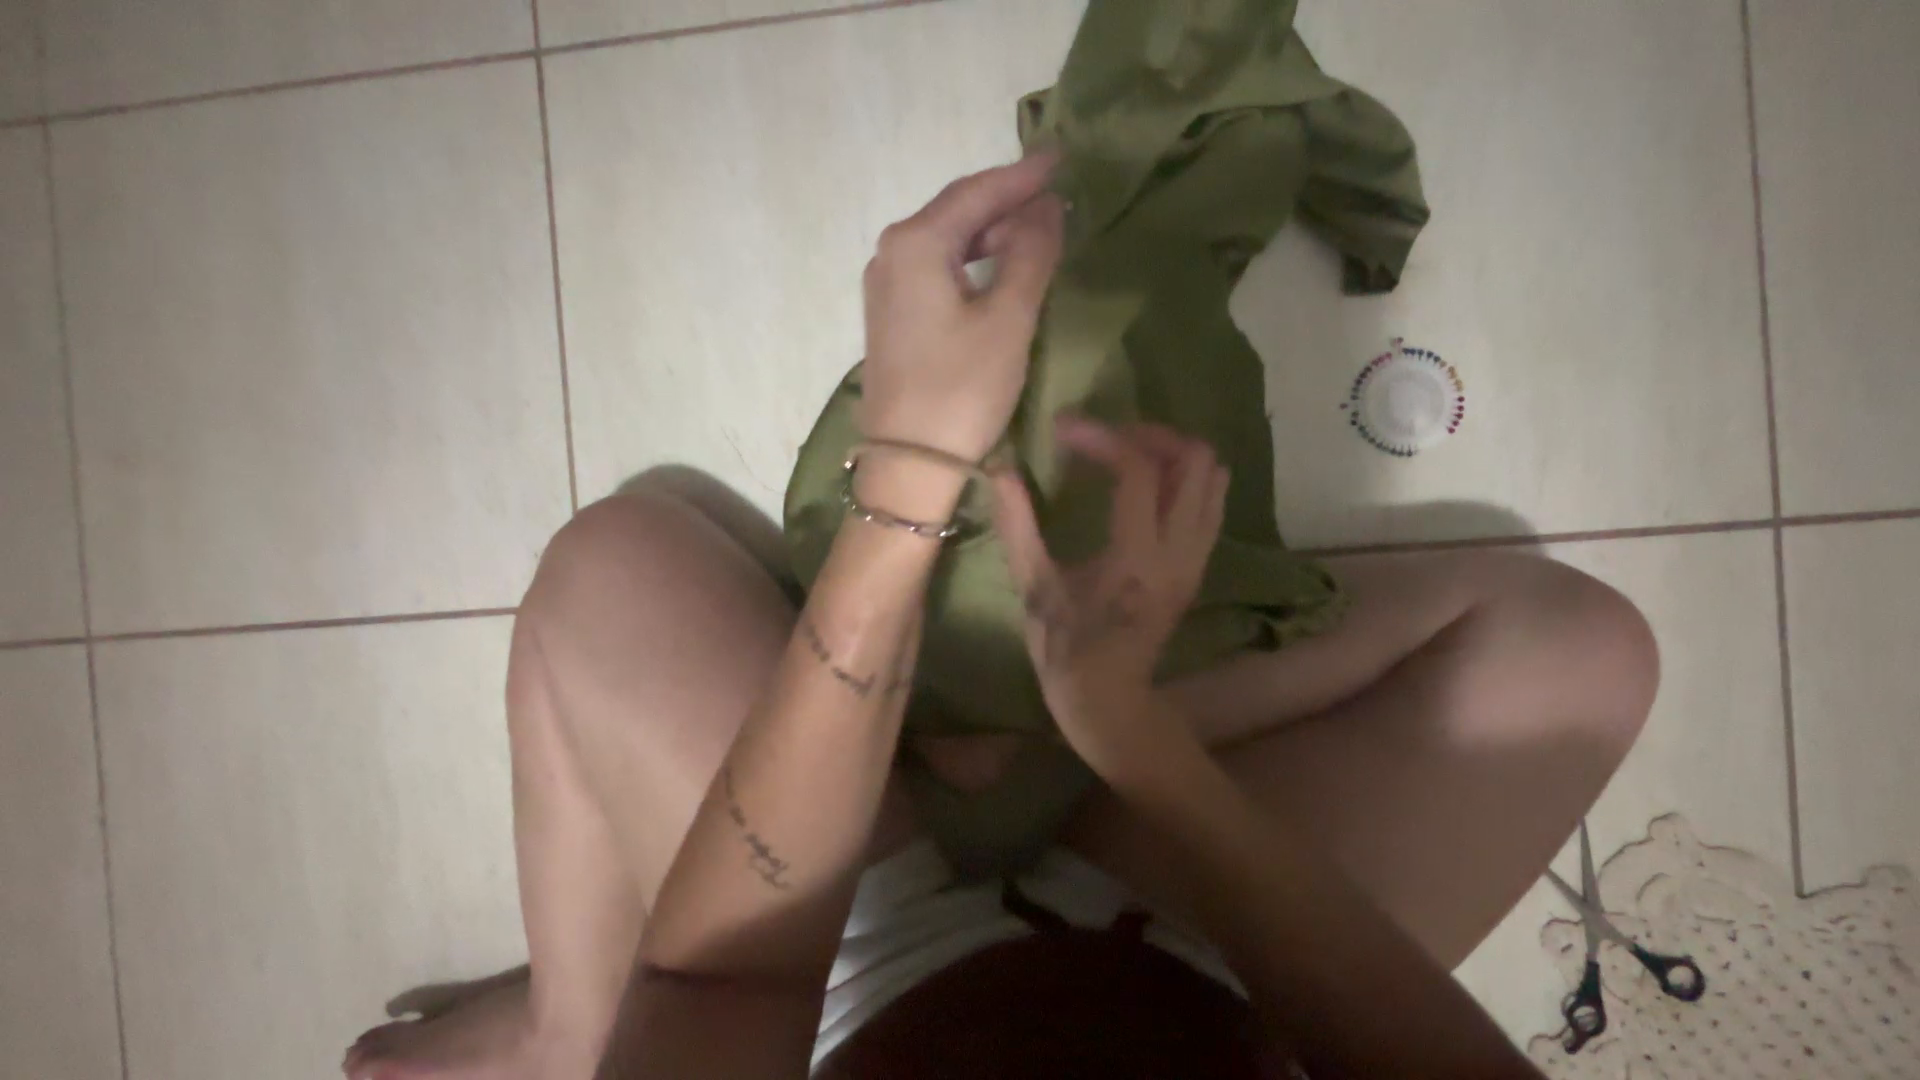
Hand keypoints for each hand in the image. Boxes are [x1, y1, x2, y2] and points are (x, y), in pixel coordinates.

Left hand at [858, 154, 1064, 464]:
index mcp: (915, 243)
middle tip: (1056, 196)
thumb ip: (1030, 253)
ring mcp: (885, 288)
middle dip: (1006, 202)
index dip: (1022, 176)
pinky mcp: (891, 318)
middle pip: (956, 213)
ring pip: (945, 243)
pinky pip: (935, 271)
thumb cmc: (962, 389)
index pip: (976, 192)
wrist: (910, 464)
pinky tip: (998, 271)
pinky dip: (971, 263)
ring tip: (1037, 231)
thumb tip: (1047, 207)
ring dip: (990, 234)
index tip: (1062, 159)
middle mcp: (890, 254)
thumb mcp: (1008, 318)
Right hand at [991, 418, 1228, 765]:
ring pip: (1211, 478)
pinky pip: (1210, 503)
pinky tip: (1146, 485)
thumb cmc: (1064, 649)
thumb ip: (1018, 525)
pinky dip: (1185, 479)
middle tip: (1104, 438)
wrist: (1108, 699)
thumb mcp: (1034, 588)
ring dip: (1171, 453)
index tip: (1062, 430)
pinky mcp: (1197, 565)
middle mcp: (1179, 552)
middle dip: (1149, 435)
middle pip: (1195, 461)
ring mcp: (1195, 559)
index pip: (1138, 470)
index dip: (1101, 437)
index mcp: (1137, 557)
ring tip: (1125, 455)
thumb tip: (1000, 468)